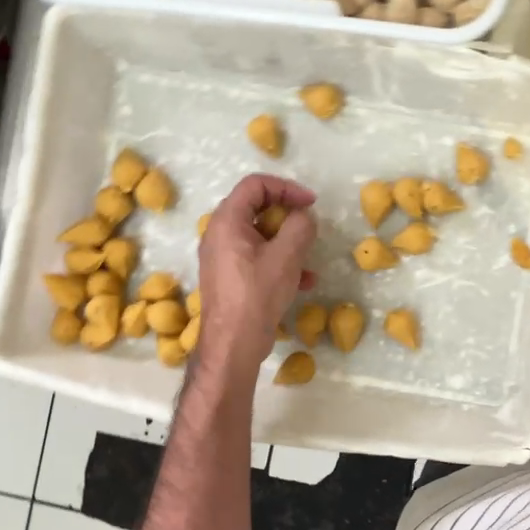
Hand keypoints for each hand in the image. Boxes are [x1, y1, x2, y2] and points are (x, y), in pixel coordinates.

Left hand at [195, 175, 315, 377]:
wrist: (233, 344)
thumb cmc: (257, 294)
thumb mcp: (287, 255)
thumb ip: (300, 226)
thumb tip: (304, 217)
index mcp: (227, 221)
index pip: (255, 185)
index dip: (286, 187)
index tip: (310, 203)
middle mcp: (219, 234)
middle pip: (256, 207)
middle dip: (288, 215)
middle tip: (309, 226)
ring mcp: (222, 257)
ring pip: (259, 235)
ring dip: (288, 241)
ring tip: (309, 259)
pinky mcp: (230, 277)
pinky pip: (257, 257)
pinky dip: (280, 261)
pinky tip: (303, 282)